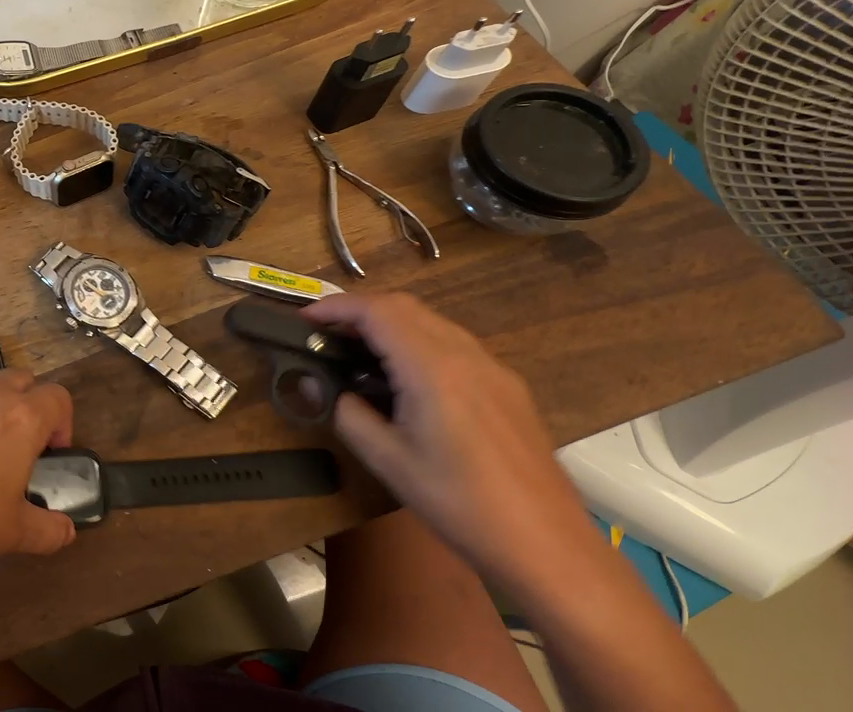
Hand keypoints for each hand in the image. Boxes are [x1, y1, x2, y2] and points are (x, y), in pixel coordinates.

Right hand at [301, 293, 588, 581]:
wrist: (547, 545)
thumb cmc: (459, 504)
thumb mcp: (388, 461)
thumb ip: (348, 413)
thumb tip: (318, 386)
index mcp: (434, 369)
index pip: (378, 312)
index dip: (336, 307)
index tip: (304, 319)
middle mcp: (467, 357)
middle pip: (406, 307)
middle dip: (360, 310)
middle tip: (325, 332)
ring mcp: (493, 371)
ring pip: (432, 322)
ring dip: (390, 323)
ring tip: (357, 351)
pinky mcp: (507, 389)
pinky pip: (454, 344)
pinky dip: (417, 340)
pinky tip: (404, 375)